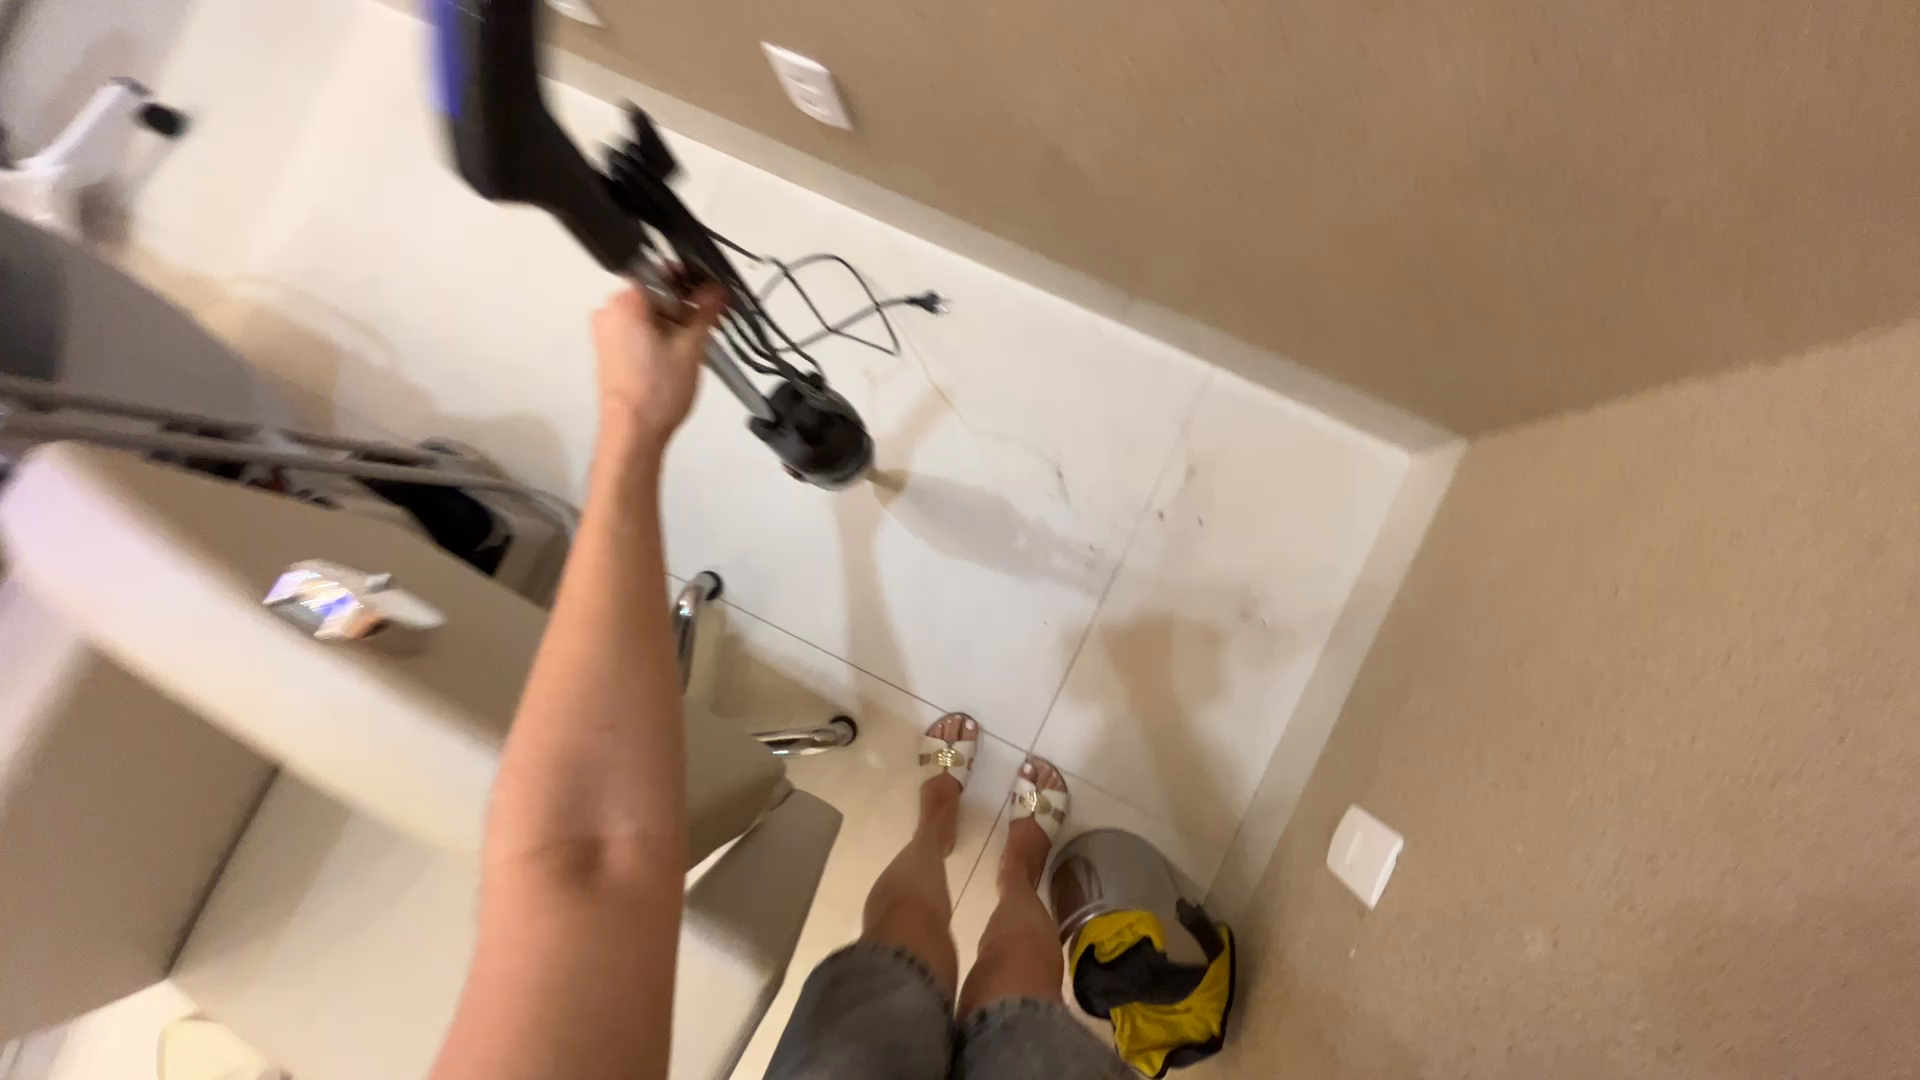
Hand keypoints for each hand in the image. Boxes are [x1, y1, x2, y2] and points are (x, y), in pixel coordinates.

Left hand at [591, 281, 727, 449]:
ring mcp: (608, 334)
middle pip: (656, 296)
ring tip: (704, 341)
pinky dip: (664, 337)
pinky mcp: (613, 353)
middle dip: (688, 306)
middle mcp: (610, 313)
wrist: (633, 433)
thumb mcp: (691, 347)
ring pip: (651, 316)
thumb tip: (718, 291)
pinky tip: (684, 353)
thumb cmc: (658, 391)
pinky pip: (642, 333)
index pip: (662, 275)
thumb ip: (705, 312)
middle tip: (716, 320)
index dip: (692, 281)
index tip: (715, 292)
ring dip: (678, 324)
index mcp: (625, 303)